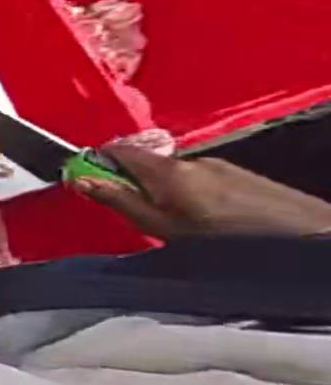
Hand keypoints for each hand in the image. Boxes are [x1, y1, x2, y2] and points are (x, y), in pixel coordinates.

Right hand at [72, 145, 330, 238]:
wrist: (303, 232)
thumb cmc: (220, 234)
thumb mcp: (156, 223)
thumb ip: (117, 199)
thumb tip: (81, 180)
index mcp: (167, 170)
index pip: (119, 151)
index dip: (96, 160)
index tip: (83, 176)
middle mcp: (193, 160)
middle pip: (146, 164)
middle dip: (129, 180)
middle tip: (125, 208)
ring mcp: (220, 166)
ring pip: (172, 173)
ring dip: (158, 189)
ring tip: (165, 216)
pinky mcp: (240, 175)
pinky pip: (197, 178)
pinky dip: (184, 191)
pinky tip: (196, 214)